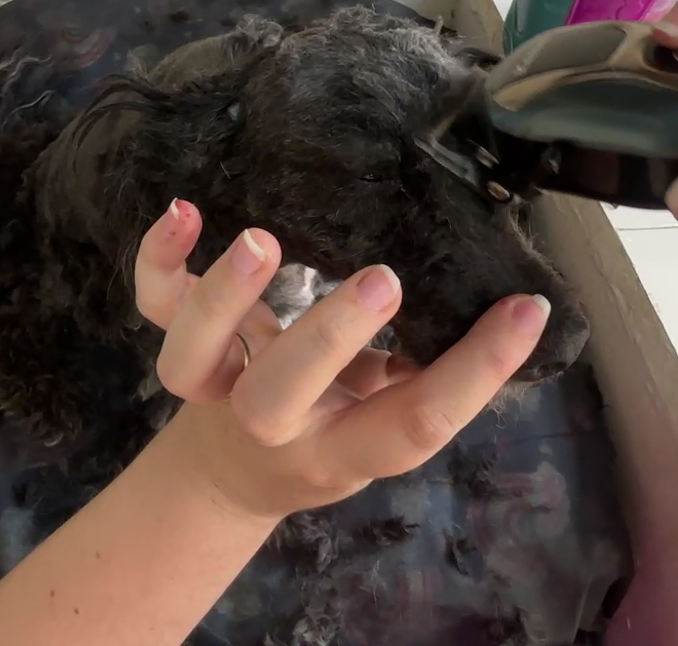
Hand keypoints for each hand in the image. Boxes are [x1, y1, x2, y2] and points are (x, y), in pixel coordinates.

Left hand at [131, 199, 549, 522]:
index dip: (474, 373)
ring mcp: (214, 383)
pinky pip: (153, 304)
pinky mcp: (178, 341)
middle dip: (330, 338)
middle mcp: (273, 422)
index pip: (412, 423)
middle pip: (285, 396)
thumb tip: (495, 297)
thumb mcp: (382, 415)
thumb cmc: (329, 426)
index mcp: (343, 442)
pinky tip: (185, 209)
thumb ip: (423, 369)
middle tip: (382, 280)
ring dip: (224, 297)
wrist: (232, 467)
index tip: (524, 307)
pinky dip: (158, 260)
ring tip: (261, 240)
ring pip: (193, 359)